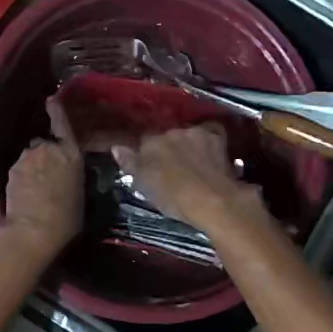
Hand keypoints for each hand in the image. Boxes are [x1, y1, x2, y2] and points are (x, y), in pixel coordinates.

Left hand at [0, 97, 83, 258]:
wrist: (34, 231)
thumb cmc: (67, 219)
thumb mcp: (80, 194)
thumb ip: (72, 175)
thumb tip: (66, 173)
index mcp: (70, 154)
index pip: (63, 124)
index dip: (57, 111)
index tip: (51, 99)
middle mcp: (47, 149)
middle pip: (43, 144)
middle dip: (44, 155)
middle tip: (49, 176)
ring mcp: (26, 158)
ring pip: (29, 157)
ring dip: (32, 167)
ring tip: (36, 188)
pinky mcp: (11, 170)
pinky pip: (18, 169)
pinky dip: (21, 178)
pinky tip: (24, 195)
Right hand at [112, 124, 265, 230]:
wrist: (212, 199)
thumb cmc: (173, 198)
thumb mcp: (144, 186)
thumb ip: (130, 164)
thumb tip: (116, 148)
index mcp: (149, 143)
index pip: (143, 142)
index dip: (147, 155)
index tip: (152, 168)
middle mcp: (170, 132)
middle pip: (166, 136)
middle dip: (168, 148)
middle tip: (174, 167)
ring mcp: (194, 132)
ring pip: (186, 135)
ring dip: (187, 144)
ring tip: (194, 163)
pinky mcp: (216, 136)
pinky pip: (209, 134)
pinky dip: (208, 142)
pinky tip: (210, 154)